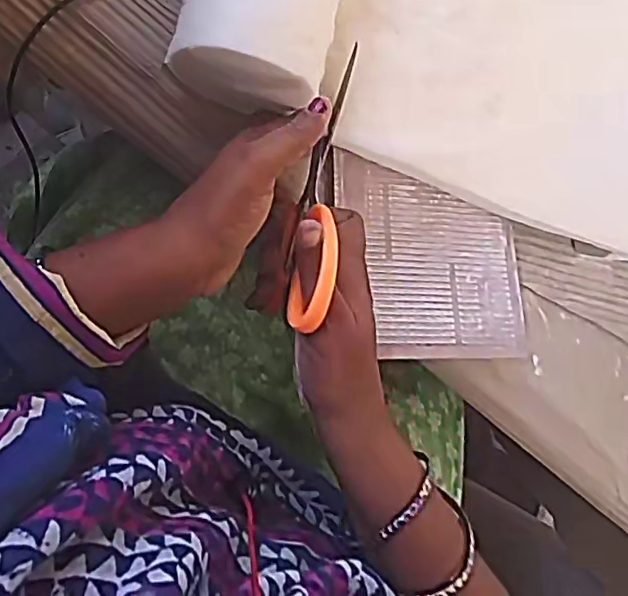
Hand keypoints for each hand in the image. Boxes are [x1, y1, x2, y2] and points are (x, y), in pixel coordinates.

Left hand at [159, 101, 329, 294]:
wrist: (192, 256)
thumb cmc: (219, 212)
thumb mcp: (258, 165)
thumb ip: (289, 138)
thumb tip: (319, 108)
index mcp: (251, 145)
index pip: (288, 122)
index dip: (312, 118)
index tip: (339, 115)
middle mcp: (251, 165)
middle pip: (289, 148)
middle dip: (314, 147)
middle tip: (342, 147)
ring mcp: (252, 192)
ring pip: (288, 176)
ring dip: (309, 177)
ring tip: (334, 178)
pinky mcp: (254, 218)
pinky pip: (285, 204)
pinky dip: (300, 204)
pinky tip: (311, 211)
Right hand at [292, 208, 386, 424]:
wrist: (343, 413)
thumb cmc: (339, 372)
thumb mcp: (323, 317)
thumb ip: (314, 271)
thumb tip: (312, 223)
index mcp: (351, 275)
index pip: (344, 221)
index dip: (319, 215)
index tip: (293, 227)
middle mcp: (342, 277)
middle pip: (321, 234)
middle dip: (294, 240)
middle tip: (279, 262)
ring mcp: (329, 291)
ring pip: (306, 255)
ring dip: (286, 263)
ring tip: (276, 284)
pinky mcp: (315, 305)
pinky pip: (299, 277)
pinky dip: (284, 282)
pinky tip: (276, 298)